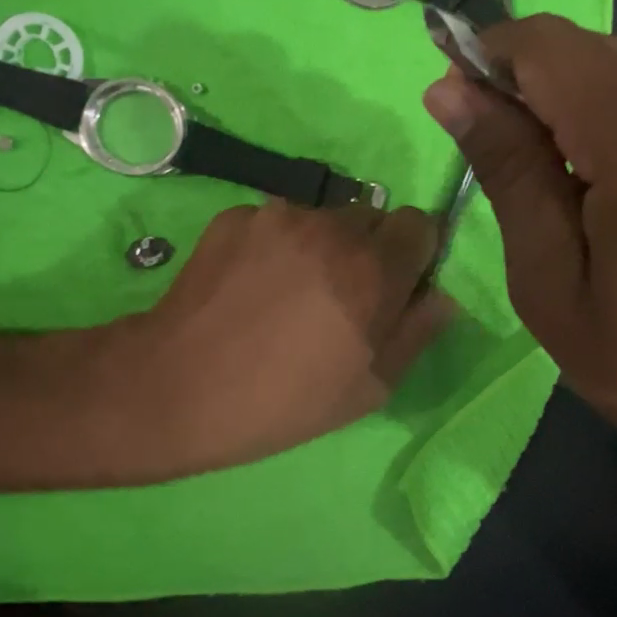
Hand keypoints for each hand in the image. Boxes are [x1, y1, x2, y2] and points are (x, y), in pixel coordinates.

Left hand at [105, 202, 452, 479]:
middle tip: (343, 296)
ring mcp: (280, 215)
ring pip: (325, 216)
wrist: (174, 388)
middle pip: (375, 216)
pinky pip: (279, 220)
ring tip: (292, 292)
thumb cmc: (283, 401)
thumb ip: (417, 333)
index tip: (397, 286)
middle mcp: (333, 227)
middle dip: (371, 248)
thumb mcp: (369, 388)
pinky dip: (279, 244)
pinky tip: (253, 286)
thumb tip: (442, 295)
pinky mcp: (237, 215)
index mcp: (374, 269)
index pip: (422, 224)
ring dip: (324, 244)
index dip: (415, 254)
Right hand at [422, 15, 616, 550]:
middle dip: (539, 89)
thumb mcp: (550, 282)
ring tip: (583, 193)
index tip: (463, 110)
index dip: (490, 60)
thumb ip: (506, 170)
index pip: (547, 45)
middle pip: (593, 50)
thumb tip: (449, 90)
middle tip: (520, 171)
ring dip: (589, 106)